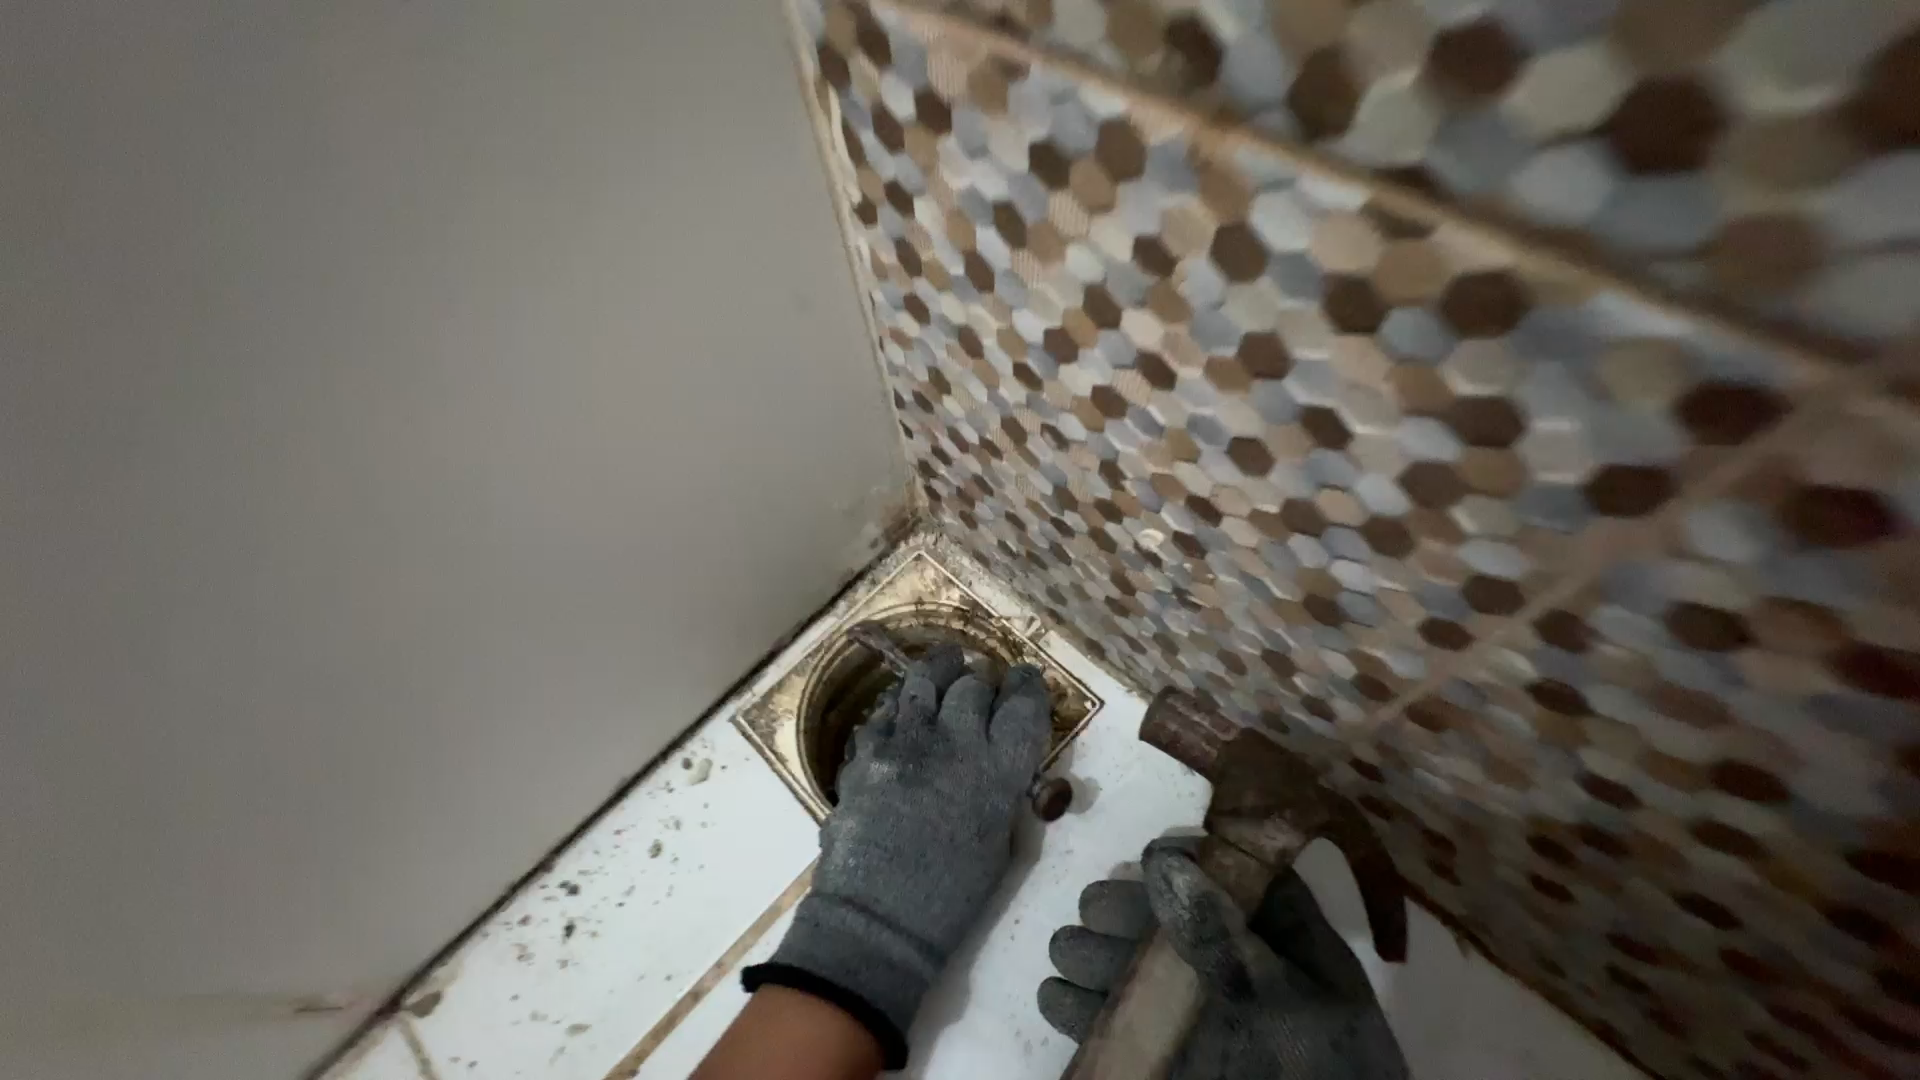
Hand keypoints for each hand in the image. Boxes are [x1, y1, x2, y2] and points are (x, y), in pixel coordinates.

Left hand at [745, 644, 1051, 1068]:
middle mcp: (955, 743)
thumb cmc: (950, 897)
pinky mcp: (866, 749)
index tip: (1027, 679)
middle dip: (983, 680)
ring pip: (926, 680)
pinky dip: (899, 703)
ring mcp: (906, 741)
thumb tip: (1001, 757)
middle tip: (983, 681)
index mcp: (997, 772)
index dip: (1028, 685)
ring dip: (942, 668)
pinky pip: (885, 709)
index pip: (1024, 705)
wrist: (877, 919)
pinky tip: (903, 704)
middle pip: (974, 685)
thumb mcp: (1000, 841)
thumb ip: (1003, 788)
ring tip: (948, 659)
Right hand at [1038, 839, 1408, 1079]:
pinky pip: (1119, 1022)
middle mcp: (1235, 963)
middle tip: (1093, 914)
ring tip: (1067, 954)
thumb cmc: (1320, 1071)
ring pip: (1133, 966)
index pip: (1231, 876)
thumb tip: (1160, 864)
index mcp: (1281, 938)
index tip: (1146, 861)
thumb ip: (1220, 933)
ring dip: (1093, 954)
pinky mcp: (1166, 1054)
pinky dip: (1083, 1009)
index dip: (1185, 860)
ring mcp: (1195, 1011)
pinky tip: (1056, 996)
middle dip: (1122, 911)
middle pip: (1167, 918)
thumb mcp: (1284, 999)